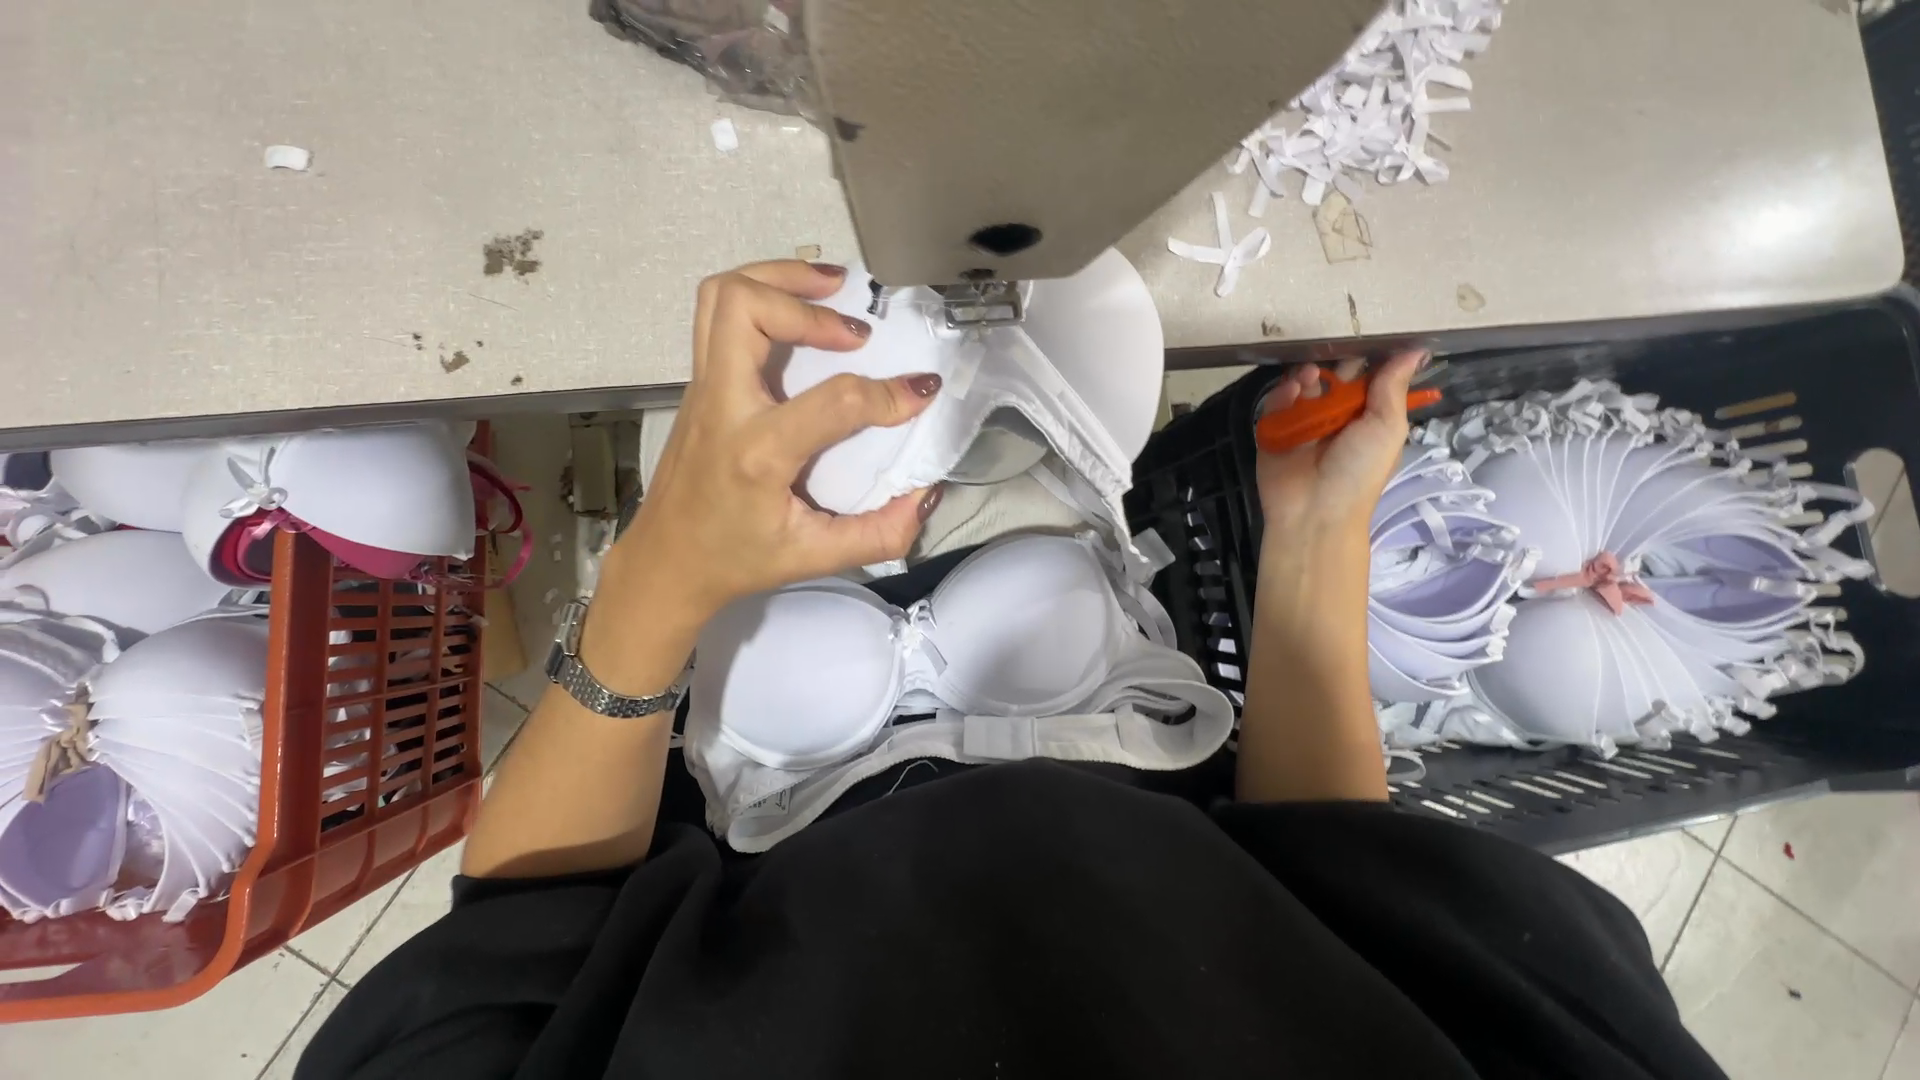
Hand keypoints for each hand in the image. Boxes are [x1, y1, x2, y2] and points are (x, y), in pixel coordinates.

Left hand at [600, 260, 944, 628]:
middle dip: (806, 299)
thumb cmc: (738, 560)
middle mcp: (723, 407)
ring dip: (777, 279)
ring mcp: (703, 389)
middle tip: (856, 325)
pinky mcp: (701, 385)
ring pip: (720, 296)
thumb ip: (880, 533)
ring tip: (829, 289)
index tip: (921, 391)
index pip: (831, 401)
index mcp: (756, 453)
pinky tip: (801, 317)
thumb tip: (926, 494)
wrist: (667, 561)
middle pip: (743, 308)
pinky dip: (763, 298)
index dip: (887, 394)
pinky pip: (720, 317)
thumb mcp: (815, 557)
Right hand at [1253, 350, 1425, 542]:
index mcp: (1367, 414)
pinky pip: (1276, 402)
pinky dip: (1282, 394)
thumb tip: (1416, 349)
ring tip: (1308, 376)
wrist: (1314, 511)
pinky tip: (1291, 394)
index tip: (1367, 329)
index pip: (1368, 375)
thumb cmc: (1358, 471)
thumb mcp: (1386, 428)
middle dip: (1332, 360)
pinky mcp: (1273, 429)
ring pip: (1303, 384)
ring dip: (1306, 375)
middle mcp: (1335, 414)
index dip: (1368, 355)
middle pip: (1333, 374)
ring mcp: (1302, 421)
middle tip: (1329, 349)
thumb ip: (1393, 388)